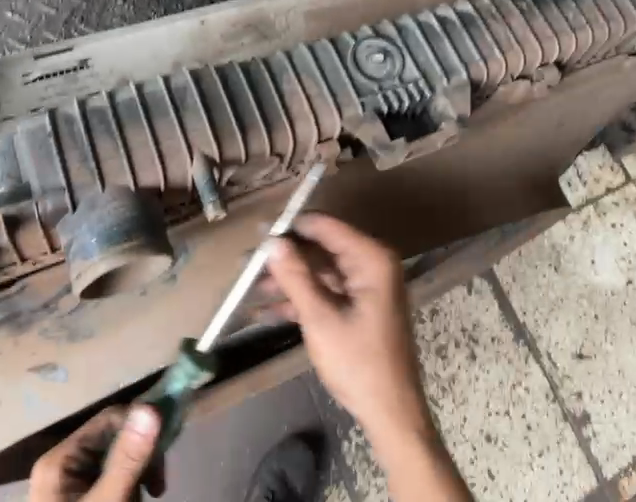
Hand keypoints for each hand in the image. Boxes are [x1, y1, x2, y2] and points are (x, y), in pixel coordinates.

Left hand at [28, 405, 161, 501]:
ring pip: (118, 458)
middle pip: (114, 439)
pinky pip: (112, 476)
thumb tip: (151, 407)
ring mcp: (72, 481)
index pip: (108, 420)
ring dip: (138, 474)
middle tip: (157, 486)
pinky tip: (136, 498)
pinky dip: (130, 484)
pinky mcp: (82, 494)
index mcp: (59, 458)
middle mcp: (63, 463)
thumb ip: (127, 458)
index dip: (140, 428)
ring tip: (148, 494)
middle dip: (141, 458)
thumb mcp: (107, 500)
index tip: (165, 449)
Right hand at [263, 214, 430, 437]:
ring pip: (319, 272)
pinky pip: (325, 293)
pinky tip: (264, 311)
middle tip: (245, 262)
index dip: (291, 226)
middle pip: (320, 249)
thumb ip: (295, 276)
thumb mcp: (320, 318)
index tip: (257, 230)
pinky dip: (299, 300)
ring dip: (286, 281)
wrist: (390, 410)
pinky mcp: (358, 307)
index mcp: (371, 258)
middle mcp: (371, 264)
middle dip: (284, 257)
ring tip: (245, 286)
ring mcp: (365, 286)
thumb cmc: (358, 362)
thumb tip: (272, 241)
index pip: (325, 226)